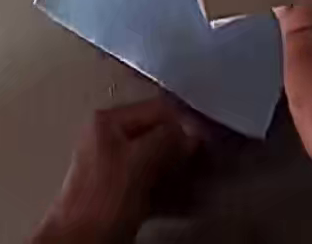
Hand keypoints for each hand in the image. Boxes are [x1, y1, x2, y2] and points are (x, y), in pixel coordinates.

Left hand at [30, 97, 199, 243]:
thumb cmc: (102, 201)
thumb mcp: (138, 163)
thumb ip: (167, 140)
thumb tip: (192, 132)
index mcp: (108, 122)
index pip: (156, 109)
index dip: (184, 121)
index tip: (207, 135)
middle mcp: (109, 139)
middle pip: (157, 135)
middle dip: (184, 147)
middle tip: (208, 157)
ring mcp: (113, 169)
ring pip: (156, 161)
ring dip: (181, 170)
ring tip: (203, 179)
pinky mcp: (118, 196)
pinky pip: (151, 184)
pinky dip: (170, 190)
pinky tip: (188, 200)